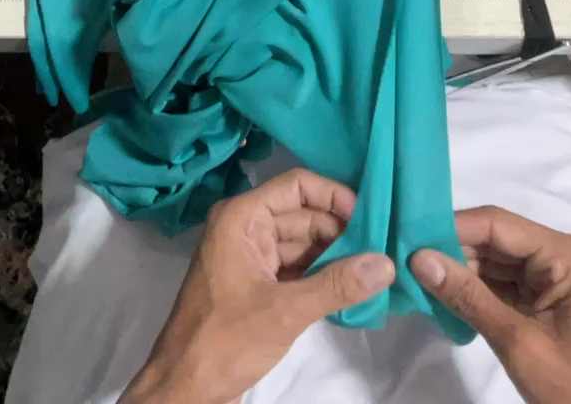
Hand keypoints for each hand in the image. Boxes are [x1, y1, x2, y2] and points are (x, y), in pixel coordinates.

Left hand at [122, 168, 395, 403]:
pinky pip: (295, 265)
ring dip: (335, 253)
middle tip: (383, 247)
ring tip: (376, 264)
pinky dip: (321, 273)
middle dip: (341, 229)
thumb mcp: (285, 311)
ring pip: (302, 241)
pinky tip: (352, 284)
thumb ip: (337, 285)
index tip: (372, 217)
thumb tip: (386, 263)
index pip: (296, 186)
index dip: (334, 196)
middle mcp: (246, 226)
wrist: (183, 387)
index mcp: (243, 217)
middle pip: (303, 213)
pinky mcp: (257, 281)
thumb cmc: (226, 339)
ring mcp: (251, 254)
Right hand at [411, 207, 570, 403]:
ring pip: (497, 260)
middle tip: (406, 259)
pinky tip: (444, 294)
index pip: (497, 224)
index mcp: (567, 254)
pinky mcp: (552, 300)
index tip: (408, 237)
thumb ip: (468, 296)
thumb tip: (418, 258)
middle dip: (453, 250)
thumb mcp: (519, 343)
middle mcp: (564, 254)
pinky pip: (506, 282)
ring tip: (417, 276)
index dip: (451, 227)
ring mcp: (559, 278)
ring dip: (461, 270)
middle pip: (496, 239)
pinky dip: (477, 290)